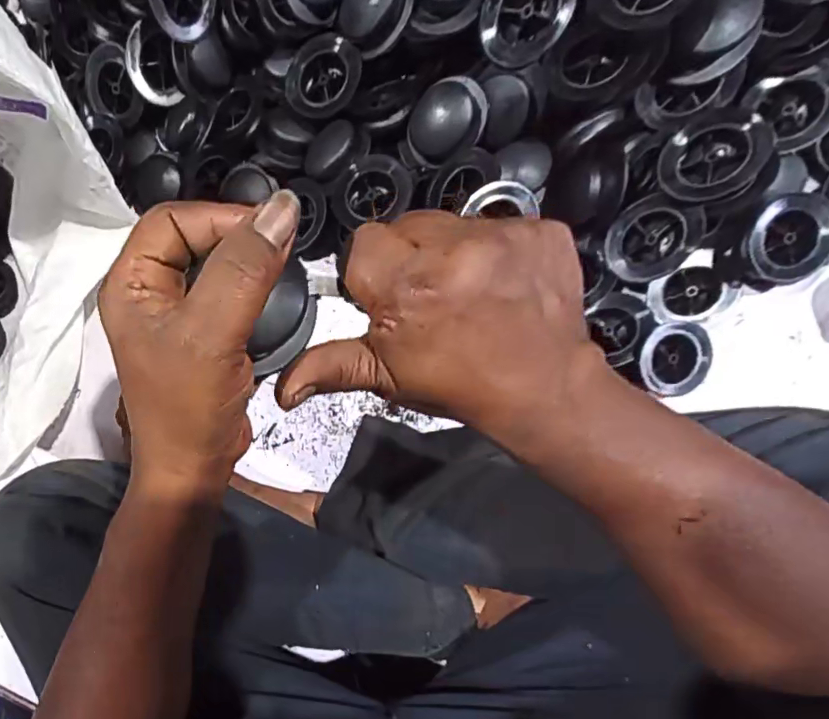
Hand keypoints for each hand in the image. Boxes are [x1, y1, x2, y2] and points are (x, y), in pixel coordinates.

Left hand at [98, 193, 299, 493]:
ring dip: (250, 265)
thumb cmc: (186, 411)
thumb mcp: (212, 332)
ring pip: (216, 269)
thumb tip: (281, 210)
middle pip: (195, 240)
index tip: (267, 228)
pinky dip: (254, 294)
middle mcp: (150, 297)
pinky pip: (230, 299)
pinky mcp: (204, 341)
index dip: (219, 217)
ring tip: (281, 269)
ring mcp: (177, 320)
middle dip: (239, 238)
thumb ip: (244, 269)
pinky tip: (274, 298)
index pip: (172, 220)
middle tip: (280, 246)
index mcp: (131, 285)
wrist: (193, 471)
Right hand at [275, 212, 608, 433]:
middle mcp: (451, 253)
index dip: (372, 272)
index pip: (364, 244)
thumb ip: (332, 367)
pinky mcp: (537, 229)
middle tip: (428, 298)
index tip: (388, 296)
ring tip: (464, 292)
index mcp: (405, 289)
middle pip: (407, 226)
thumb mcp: (388, 377)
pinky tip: (496, 283)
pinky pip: (497, 222)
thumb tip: (287, 387)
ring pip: (451, 221)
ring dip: (451, 251)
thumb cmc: (464, 385)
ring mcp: (499, 237)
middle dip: (410, 257)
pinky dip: (493, 249)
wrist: (541, 387)